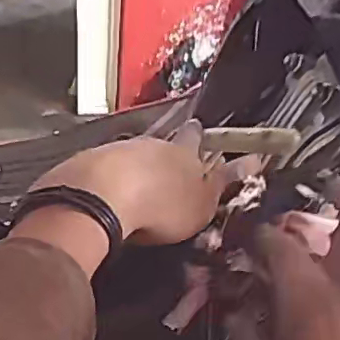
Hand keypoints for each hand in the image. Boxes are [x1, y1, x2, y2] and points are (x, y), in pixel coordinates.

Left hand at [27, 121, 226, 245]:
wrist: (102, 196)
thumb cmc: (161, 206)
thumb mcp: (201, 204)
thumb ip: (221, 185)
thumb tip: (250, 161)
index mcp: (184, 152)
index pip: (197, 139)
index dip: (199, 139)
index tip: (200, 133)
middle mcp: (151, 143)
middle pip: (162, 144)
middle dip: (166, 152)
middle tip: (167, 163)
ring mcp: (118, 150)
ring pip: (133, 154)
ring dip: (136, 166)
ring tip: (136, 184)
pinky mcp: (88, 164)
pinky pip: (104, 168)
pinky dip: (109, 179)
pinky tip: (107, 192)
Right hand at [228, 222, 339, 339]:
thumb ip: (243, 338)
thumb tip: (236, 317)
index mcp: (306, 302)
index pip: (279, 246)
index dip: (255, 239)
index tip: (238, 242)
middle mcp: (336, 298)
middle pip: (297, 263)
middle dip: (265, 269)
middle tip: (239, 284)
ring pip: (313, 284)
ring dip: (284, 290)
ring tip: (259, 314)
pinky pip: (328, 303)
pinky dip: (305, 307)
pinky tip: (288, 335)